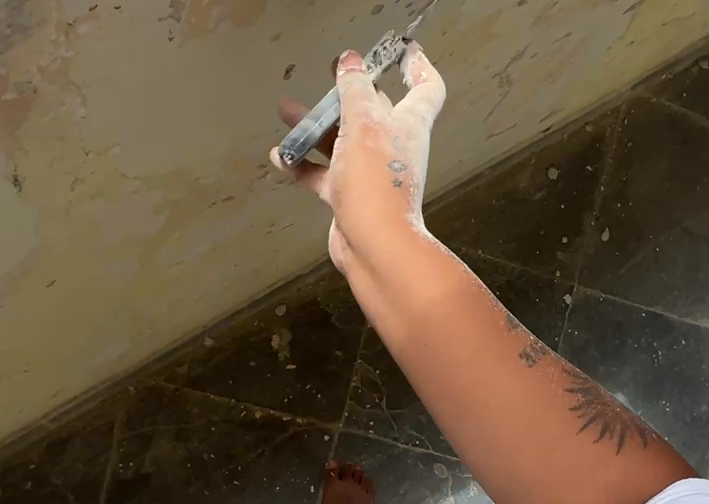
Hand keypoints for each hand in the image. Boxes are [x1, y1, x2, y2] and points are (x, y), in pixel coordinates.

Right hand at [271, 43, 446, 275]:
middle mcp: (392, 149)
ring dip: (315, 127)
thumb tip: (351, 63)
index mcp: (408, 125)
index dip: (417, 66)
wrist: (373, 248)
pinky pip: (324, 175)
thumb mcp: (363, 125)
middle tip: (331, 75)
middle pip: (373, 111)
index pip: (426, 89)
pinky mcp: (349, 199)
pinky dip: (303, 166)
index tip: (402, 50)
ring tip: (287, 111)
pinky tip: (283, 157)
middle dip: (349, 92)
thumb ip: (354, 90)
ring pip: (341, 142)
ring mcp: (370, 175)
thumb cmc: (376, 186)